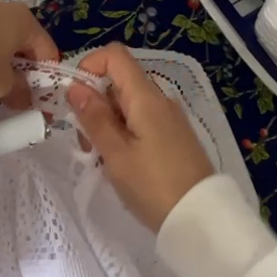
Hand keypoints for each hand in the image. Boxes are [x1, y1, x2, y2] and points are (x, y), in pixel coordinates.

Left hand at [0, 0, 58, 109]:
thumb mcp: (1, 86)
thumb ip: (19, 91)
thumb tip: (25, 96)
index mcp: (22, 20)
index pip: (45, 48)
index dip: (44, 73)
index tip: (38, 96)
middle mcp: (0, 5)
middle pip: (17, 36)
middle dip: (16, 60)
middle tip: (9, 88)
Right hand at [66, 44, 215, 231]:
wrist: (202, 220)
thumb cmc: (154, 186)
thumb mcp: (116, 155)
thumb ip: (95, 118)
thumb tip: (76, 87)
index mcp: (146, 96)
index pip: (115, 55)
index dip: (90, 65)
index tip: (74, 98)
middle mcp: (160, 99)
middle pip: (119, 81)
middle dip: (95, 103)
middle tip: (87, 143)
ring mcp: (169, 118)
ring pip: (128, 104)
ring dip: (108, 123)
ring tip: (104, 160)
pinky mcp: (174, 137)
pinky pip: (142, 121)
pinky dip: (124, 133)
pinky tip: (122, 164)